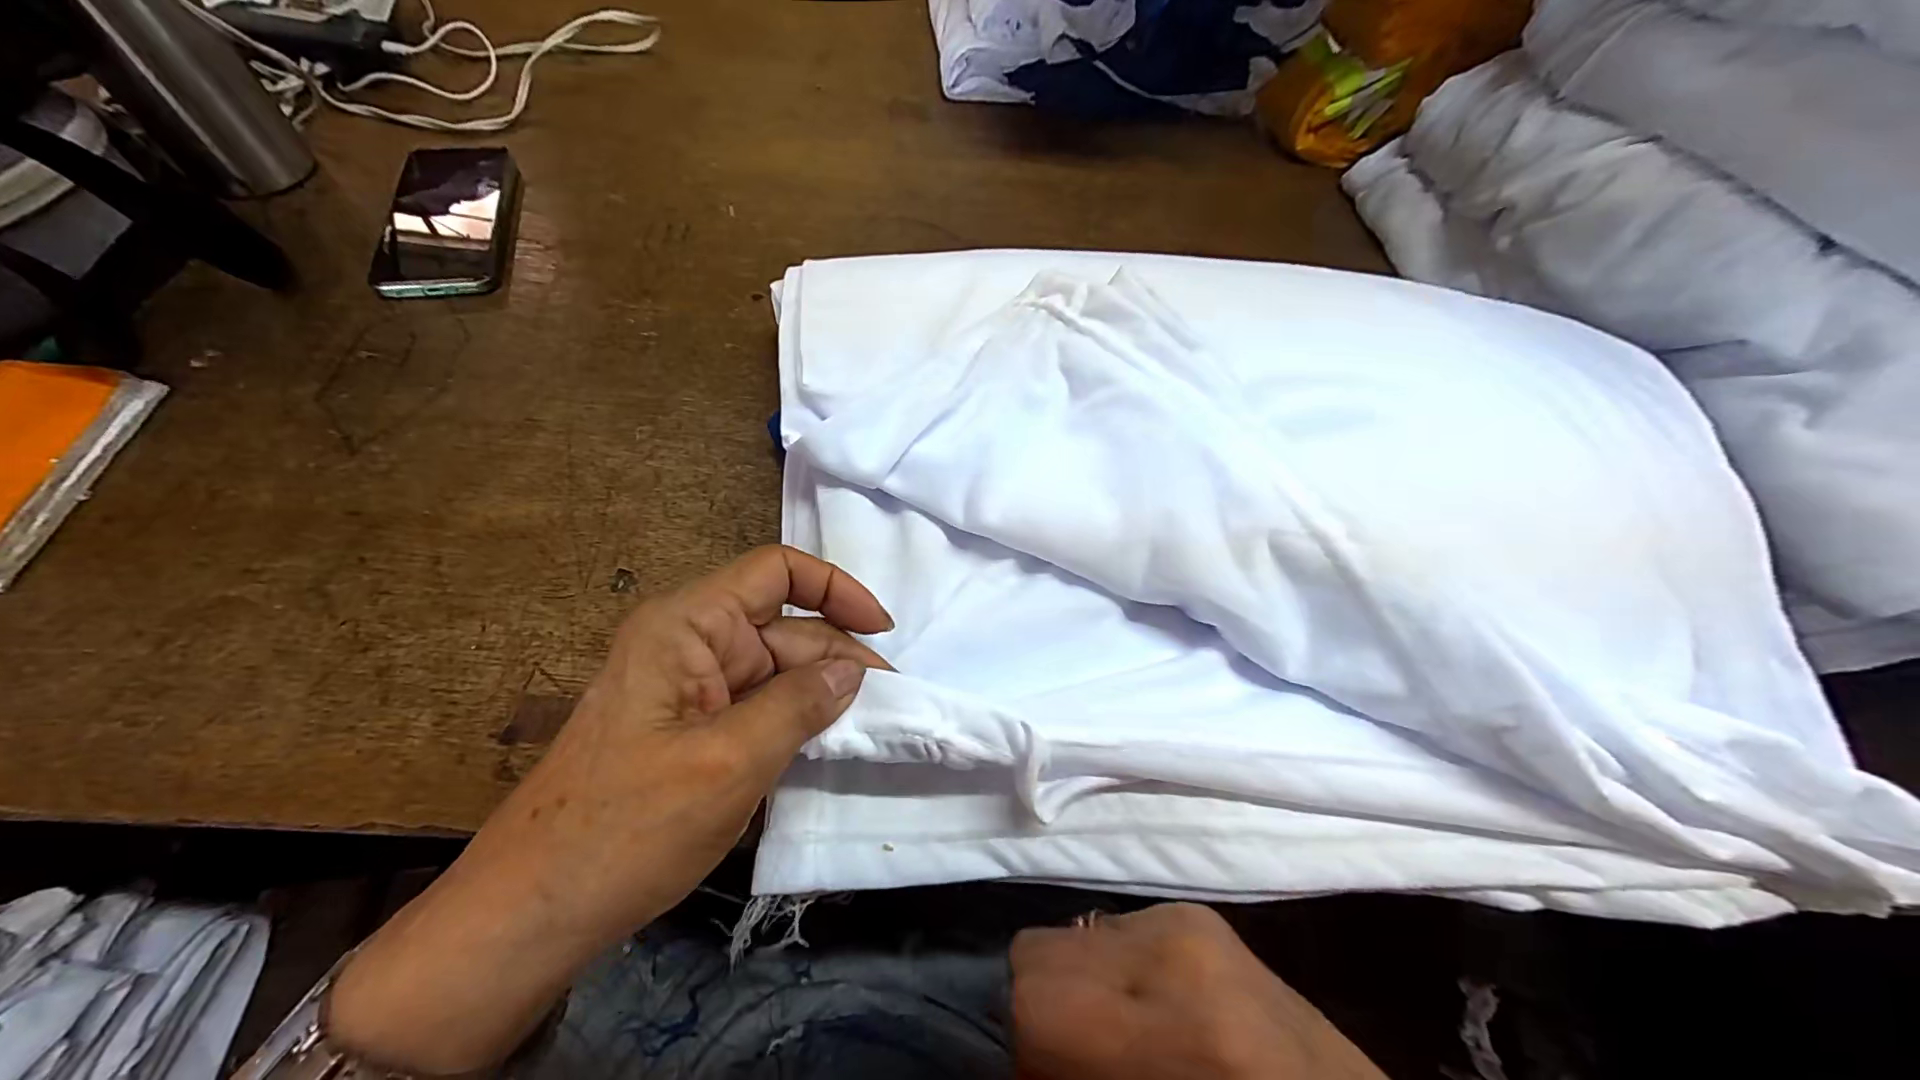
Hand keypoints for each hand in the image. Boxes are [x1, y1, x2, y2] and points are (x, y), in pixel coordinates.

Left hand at [329, 546, 891, 1073]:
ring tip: (868, 731)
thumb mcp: (730, 761)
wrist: (533, 913)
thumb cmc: (628, 826)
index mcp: (687, 626)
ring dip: (820, 697)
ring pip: (776, 673)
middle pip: (784, 629)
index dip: (835, 587)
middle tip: (889, 707)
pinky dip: (795, 724)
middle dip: (837, 660)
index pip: (775, 572)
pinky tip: (826, 748)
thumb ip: (800, 705)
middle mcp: (690, 644)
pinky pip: (758, 709)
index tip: (882, 630)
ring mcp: (690, 690)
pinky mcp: (693, 730)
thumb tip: (855, 672)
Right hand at [1011, 904, 1386, 1079]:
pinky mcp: (1201, 910)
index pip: (1025, 996)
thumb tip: (1019, 1041)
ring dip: (1079, 982)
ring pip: (1070, 932)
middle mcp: (1170, 953)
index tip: (1038, 1068)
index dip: (1018, 1040)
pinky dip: (1114, 966)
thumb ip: (1062, 1067)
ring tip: (1122, 1028)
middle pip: (1037, 949)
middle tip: (1075, 1052)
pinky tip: (1154, 1004)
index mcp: (1164, 1035)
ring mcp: (1188, 920)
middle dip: (1042, 1005)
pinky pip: (1115, 927)